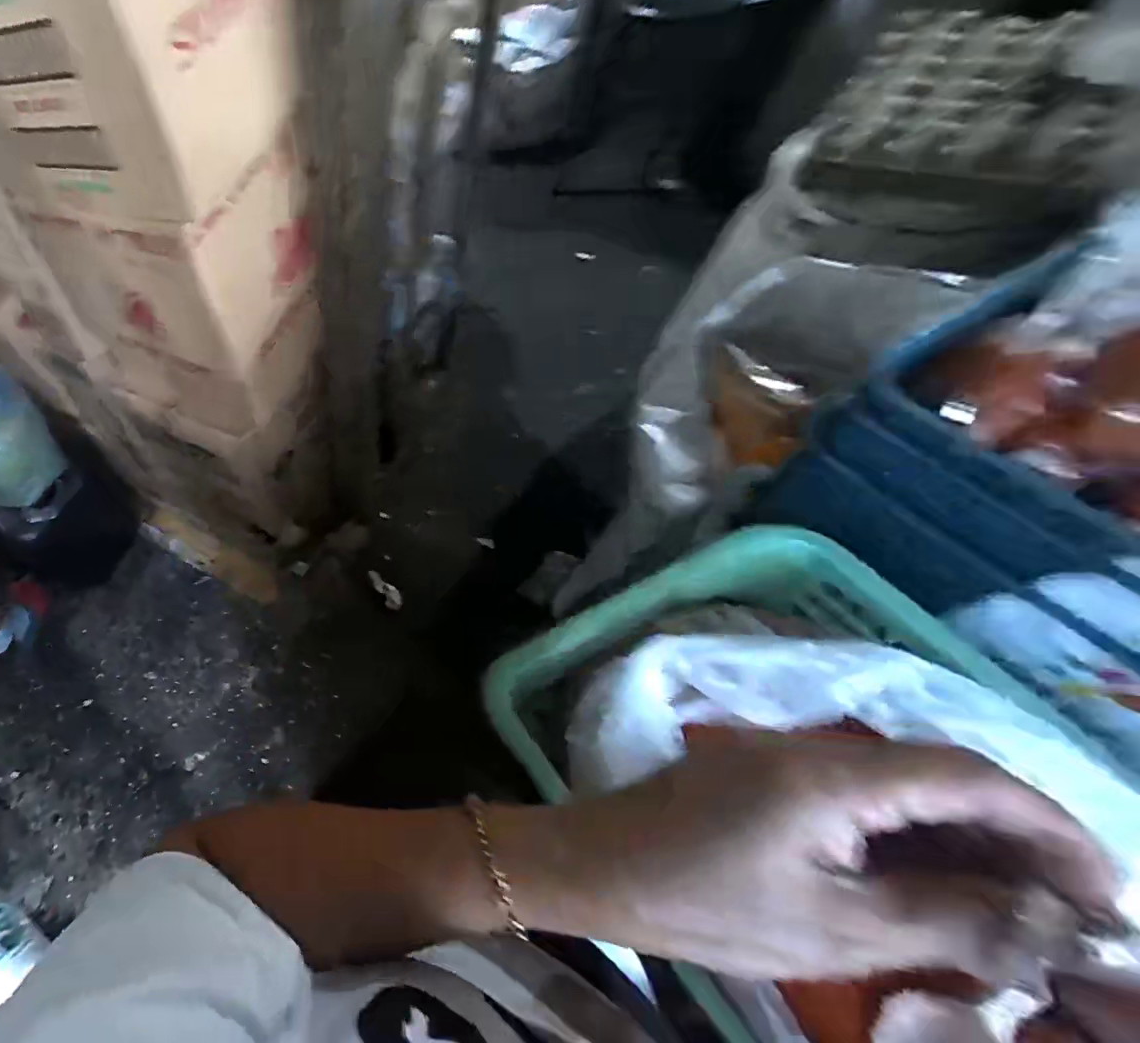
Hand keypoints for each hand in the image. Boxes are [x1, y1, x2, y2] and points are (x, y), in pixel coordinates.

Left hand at [526, 731, 1122, 983]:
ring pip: (890, 786)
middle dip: (1011, 842)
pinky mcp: (747, 776)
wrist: (590, 867)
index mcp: (825, 773)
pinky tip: (924, 886)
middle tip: (1065, 922)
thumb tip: (1048, 920)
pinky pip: (843, 794)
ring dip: (955, 841)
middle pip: (933, 775)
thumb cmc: (701, 902)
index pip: (970, 776)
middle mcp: (799, 748)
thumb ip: (951, 919)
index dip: (1055, 832)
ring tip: (1009, 916)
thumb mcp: (838, 929)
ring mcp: (768, 757)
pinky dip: (896, 835)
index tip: (1112, 904)